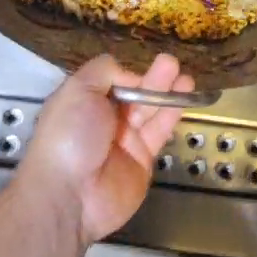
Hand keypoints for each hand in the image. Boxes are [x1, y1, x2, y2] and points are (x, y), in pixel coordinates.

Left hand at [16, 54, 193, 244]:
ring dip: (168, 92)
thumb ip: (104, 72)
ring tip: (187, 78)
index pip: (112, 81)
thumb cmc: (69, 135)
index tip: (142, 69)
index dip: (129, 74)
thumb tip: (129, 75)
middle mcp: (104, 119)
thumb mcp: (78, 90)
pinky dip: (172, 114)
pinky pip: (159, 132)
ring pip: (150, 110)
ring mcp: (124, 140)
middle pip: (134, 94)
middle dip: (153, 79)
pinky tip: (186, 97)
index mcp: (84, 101)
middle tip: (172, 62)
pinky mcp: (143, 160)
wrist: (70, 194)